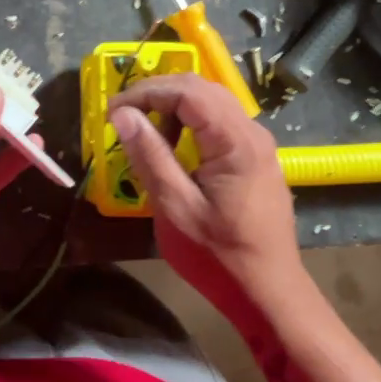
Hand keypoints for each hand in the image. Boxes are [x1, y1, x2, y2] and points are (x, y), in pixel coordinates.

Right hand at [108, 75, 300, 299]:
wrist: (268, 293)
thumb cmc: (219, 256)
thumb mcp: (175, 208)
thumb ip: (150, 156)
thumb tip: (122, 115)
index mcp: (236, 142)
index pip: (188, 92)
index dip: (145, 93)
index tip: (112, 112)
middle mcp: (253, 134)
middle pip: (202, 89)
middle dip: (157, 93)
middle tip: (122, 115)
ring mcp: (258, 146)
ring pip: (212, 102)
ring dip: (173, 105)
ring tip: (143, 130)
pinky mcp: (255, 159)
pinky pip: (220, 122)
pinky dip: (190, 121)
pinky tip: (172, 146)